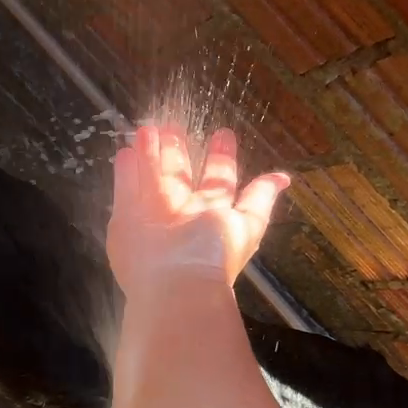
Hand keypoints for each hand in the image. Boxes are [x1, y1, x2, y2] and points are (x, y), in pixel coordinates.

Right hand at [106, 125, 287, 301]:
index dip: (221, 156)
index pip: (218, 179)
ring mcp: (151, 215)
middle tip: (172, 125)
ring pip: (150, 178)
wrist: (173, 282)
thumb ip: (258, 199)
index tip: (222, 133)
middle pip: (179, 175)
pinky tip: (124, 153)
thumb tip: (283, 178)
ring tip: (146, 127)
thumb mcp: (248, 225)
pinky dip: (125, 174)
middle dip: (177, 150)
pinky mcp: (124, 220)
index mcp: (212, 212)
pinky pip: (124, 193)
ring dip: (149, 154)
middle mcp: (181, 212)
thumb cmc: (213, 254)